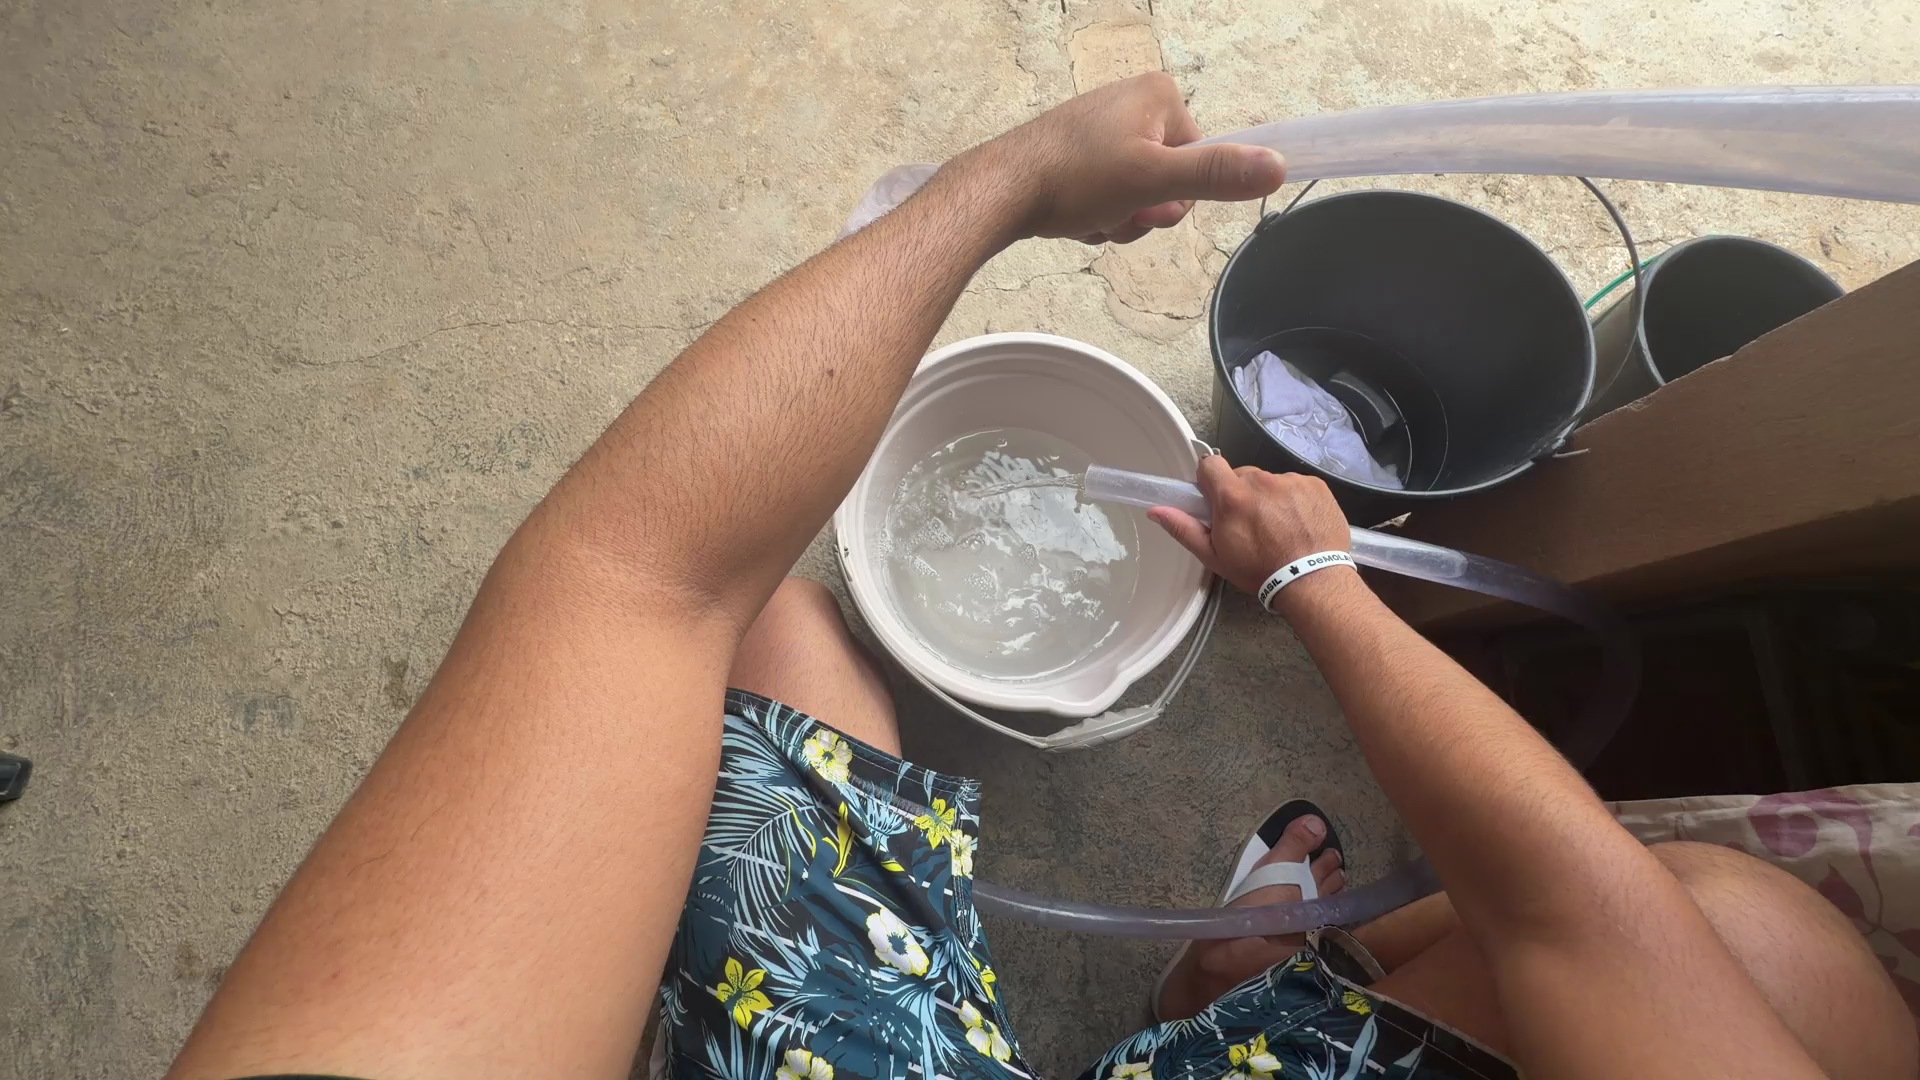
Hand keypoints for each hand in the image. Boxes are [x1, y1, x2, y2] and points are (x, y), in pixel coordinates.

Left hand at [959, 72, 1285, 244]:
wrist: (1002, 191)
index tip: (1144, 204)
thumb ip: (1214, 176)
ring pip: (1133, 194)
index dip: (1173, 198)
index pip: (1198, 161)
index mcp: (1159, 96)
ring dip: (1116, 219)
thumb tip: (1279, 168)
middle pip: (1165, 181)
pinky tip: (1072, 216)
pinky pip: (1104, 194)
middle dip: (1140, 212)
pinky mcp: (1075, 154)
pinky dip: (1093, 214)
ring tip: (1087, 216)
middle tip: (1111, 214)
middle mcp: (1132, 103)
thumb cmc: (1077, 180)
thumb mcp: (1153, 181)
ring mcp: (1101, 129)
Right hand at [1149, 456, 1352, 599]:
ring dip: (1267, 497)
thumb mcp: (1213, 555)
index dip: (1209, 480)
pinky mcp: (1315, 485)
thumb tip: (1156, 511)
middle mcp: (1262, 481)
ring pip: (1269, 480)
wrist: (1312, 580)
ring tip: (1276, 526)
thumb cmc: (1261, 571)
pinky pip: (1295, 484)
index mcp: (1232, 497)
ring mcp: (1291, 481)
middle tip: (1247, 522)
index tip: (1214, 498)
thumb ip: (1183, 528)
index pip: (1210, 464)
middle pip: (1241, 475)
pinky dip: (1293, 499)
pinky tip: (1295, 522)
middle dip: (1240, 493)